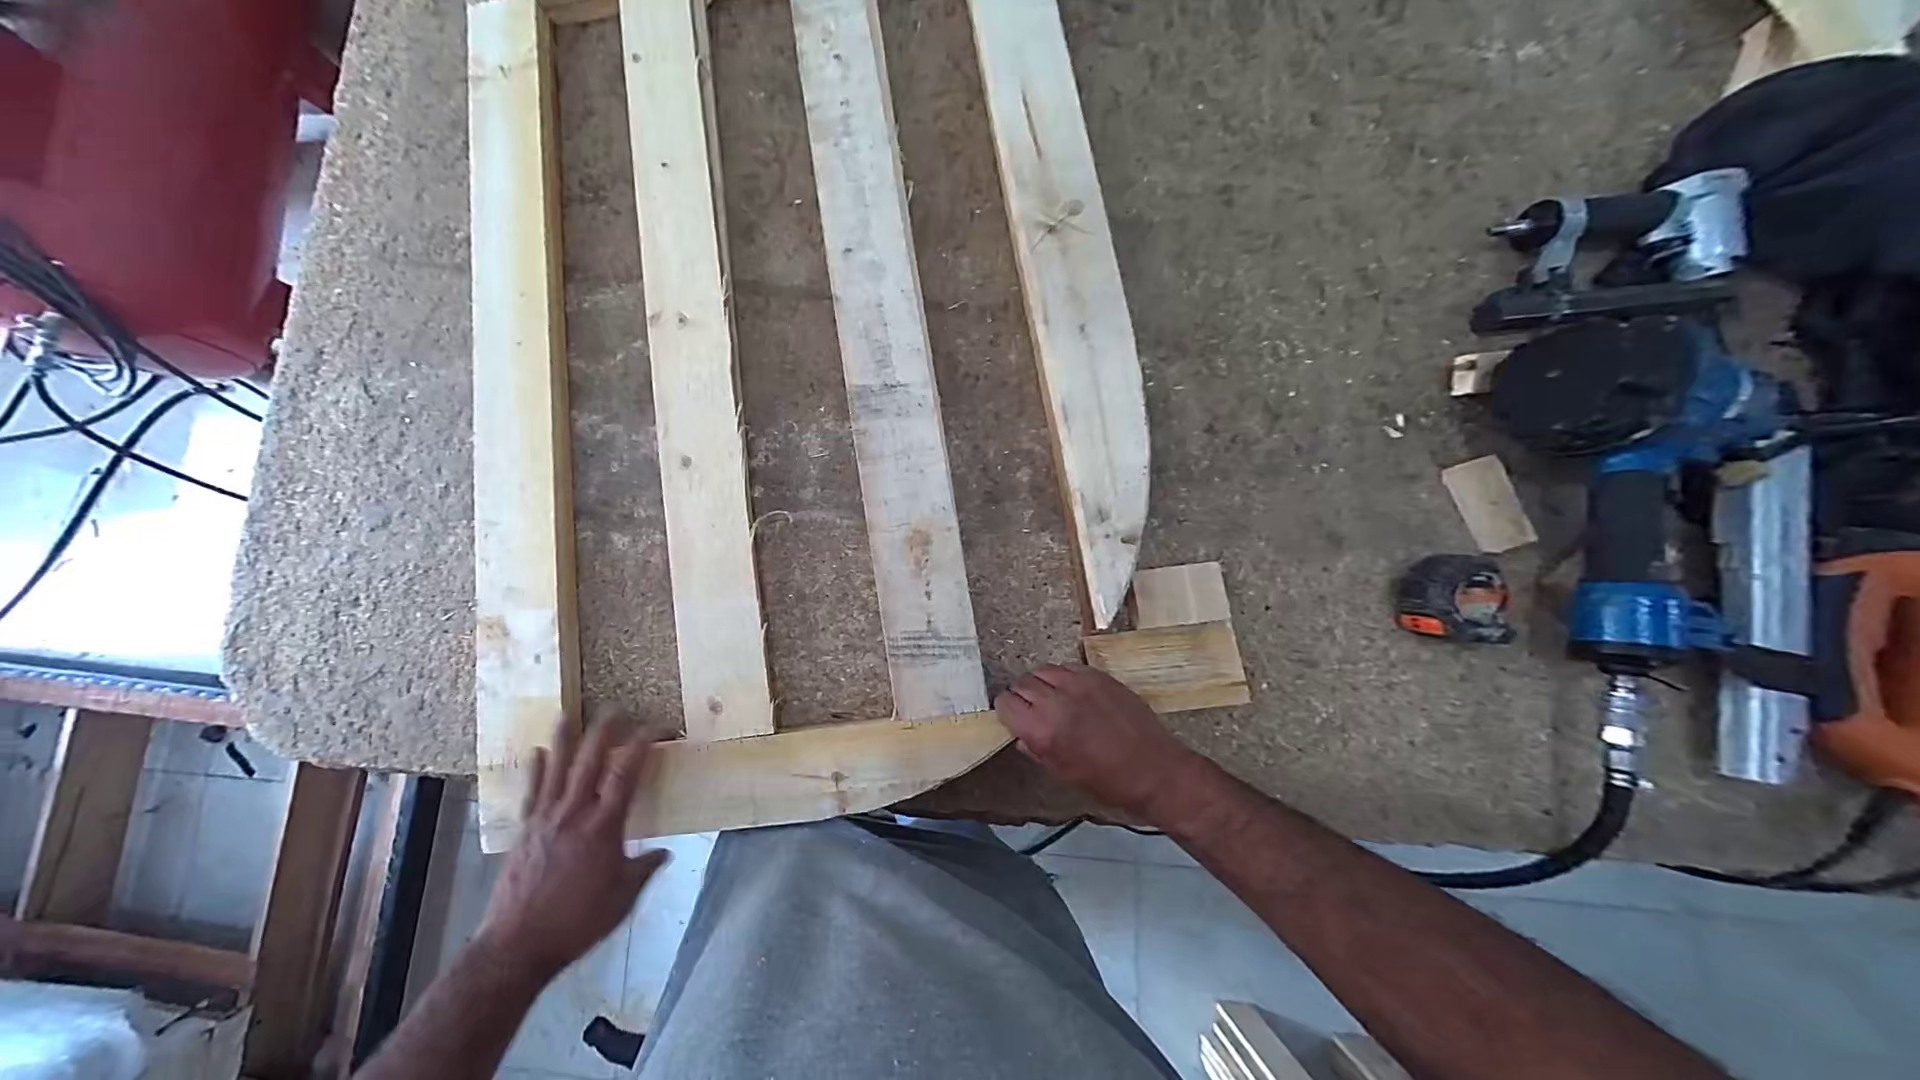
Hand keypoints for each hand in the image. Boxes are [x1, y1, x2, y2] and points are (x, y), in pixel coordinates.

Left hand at [475, 712, 667, 979]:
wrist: (518, 947)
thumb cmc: (579, 921)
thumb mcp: (624, 896)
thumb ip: (644, 868)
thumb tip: (664, 853)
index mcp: (604, 826)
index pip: (627, 773)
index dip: (643, 745)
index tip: (656, 727)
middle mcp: (574, 814)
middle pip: (590, 762)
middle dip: (605, 732)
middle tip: (615, 710)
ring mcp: (545, 820)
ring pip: (557, 770)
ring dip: (564, 740)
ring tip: (568, 714)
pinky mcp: (524, 832)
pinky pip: (532, 793)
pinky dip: (535, 771)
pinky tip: (535, 753)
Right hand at [994, 664, 1205, 821]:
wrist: (1154, 770)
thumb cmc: (1107, 781)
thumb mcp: (1061, 772)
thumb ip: (1034, 748)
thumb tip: (1021, 732)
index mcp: (1042, 730)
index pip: (1005, 703)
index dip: (1006, 711)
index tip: (1013, 717)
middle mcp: (1056, 701)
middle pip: (1022, 683)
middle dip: (1022, 697)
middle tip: (1033, 711)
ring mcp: (1079, 683)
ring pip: (1043, 670)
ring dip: (1042, 684)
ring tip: (1053, 700)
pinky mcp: (1098, 675)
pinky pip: (1068, 668)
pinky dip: (1064, 678)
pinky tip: (1075, 694)